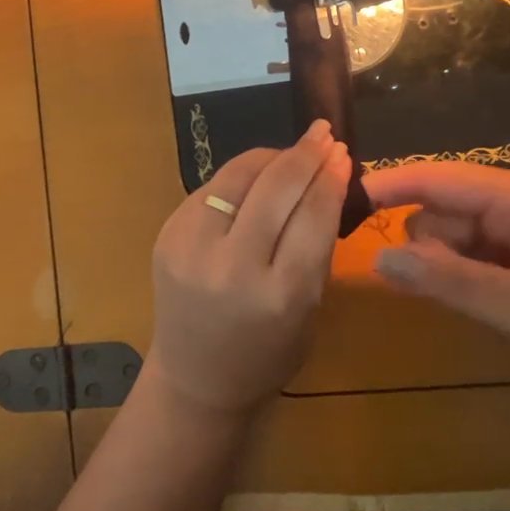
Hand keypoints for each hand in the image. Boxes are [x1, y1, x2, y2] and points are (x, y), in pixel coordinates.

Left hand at [145, 120, 352, 418]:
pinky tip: (257, 176)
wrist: (197, 376)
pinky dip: (238, 179)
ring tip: (293, 150)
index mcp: (280, 294)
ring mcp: (191, 248)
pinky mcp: (167, 236)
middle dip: (303, 154)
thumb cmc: (268, 352)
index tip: (342, 152)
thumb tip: (325, 181)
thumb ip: (315, 248)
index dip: (330, 177)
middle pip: (274, 188)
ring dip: (269, 157)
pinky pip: (210, 190)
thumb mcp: (308, 308)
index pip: (312, 216)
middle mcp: (232, 267)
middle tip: (323, 134)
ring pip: (236, 177)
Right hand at [365, 162, 509, 400]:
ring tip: (471, 304)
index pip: (440, 177)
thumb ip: (447, 280)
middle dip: (426, 242)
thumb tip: (375, 257)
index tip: (341, 198)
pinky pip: (479, 254)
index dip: (390, 184)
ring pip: (458, 233)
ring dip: (446, 263)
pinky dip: (464, 274)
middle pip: (445, 206)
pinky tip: (475, 303)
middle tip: (429, 288)